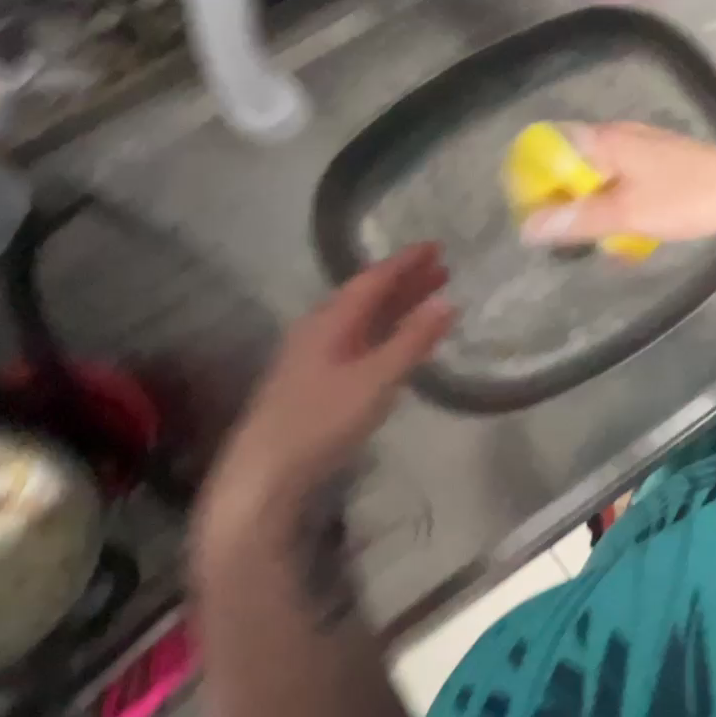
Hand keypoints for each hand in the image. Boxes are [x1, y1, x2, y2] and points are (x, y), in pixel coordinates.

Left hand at [208, 244, 456, 502]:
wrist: (267, 470)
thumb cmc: (322, 419)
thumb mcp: (377, 379)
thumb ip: (413, 340)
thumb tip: (447, 302)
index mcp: (331, 321)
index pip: (374, 280)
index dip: (406, 262)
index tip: (437, 246)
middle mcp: (321, 329)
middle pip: (368, 295)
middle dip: (405, 281)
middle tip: (442, 268)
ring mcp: (317, 354)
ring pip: (364, 318)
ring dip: (398, 305)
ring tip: (430, 297)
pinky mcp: (318, 378)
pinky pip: (361, 338)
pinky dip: (387, 330)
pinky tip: (400, 339)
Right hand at [518, 122, 715, 245]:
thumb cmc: (685, 199)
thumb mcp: (626, 215)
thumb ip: (577, 220)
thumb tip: (528, 228)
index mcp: (605, 139)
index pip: (550, 146)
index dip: (535, 177)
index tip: (532, 209)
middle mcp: (622, 133)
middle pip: (575, 160)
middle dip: (565, 194)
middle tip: (564, 229)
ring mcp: (647, 144)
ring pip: (603, 170)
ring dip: (594, 199)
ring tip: (596, 232)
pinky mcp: (667, 159)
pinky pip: (628, 176)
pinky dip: (619, 198)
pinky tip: (630, 224)